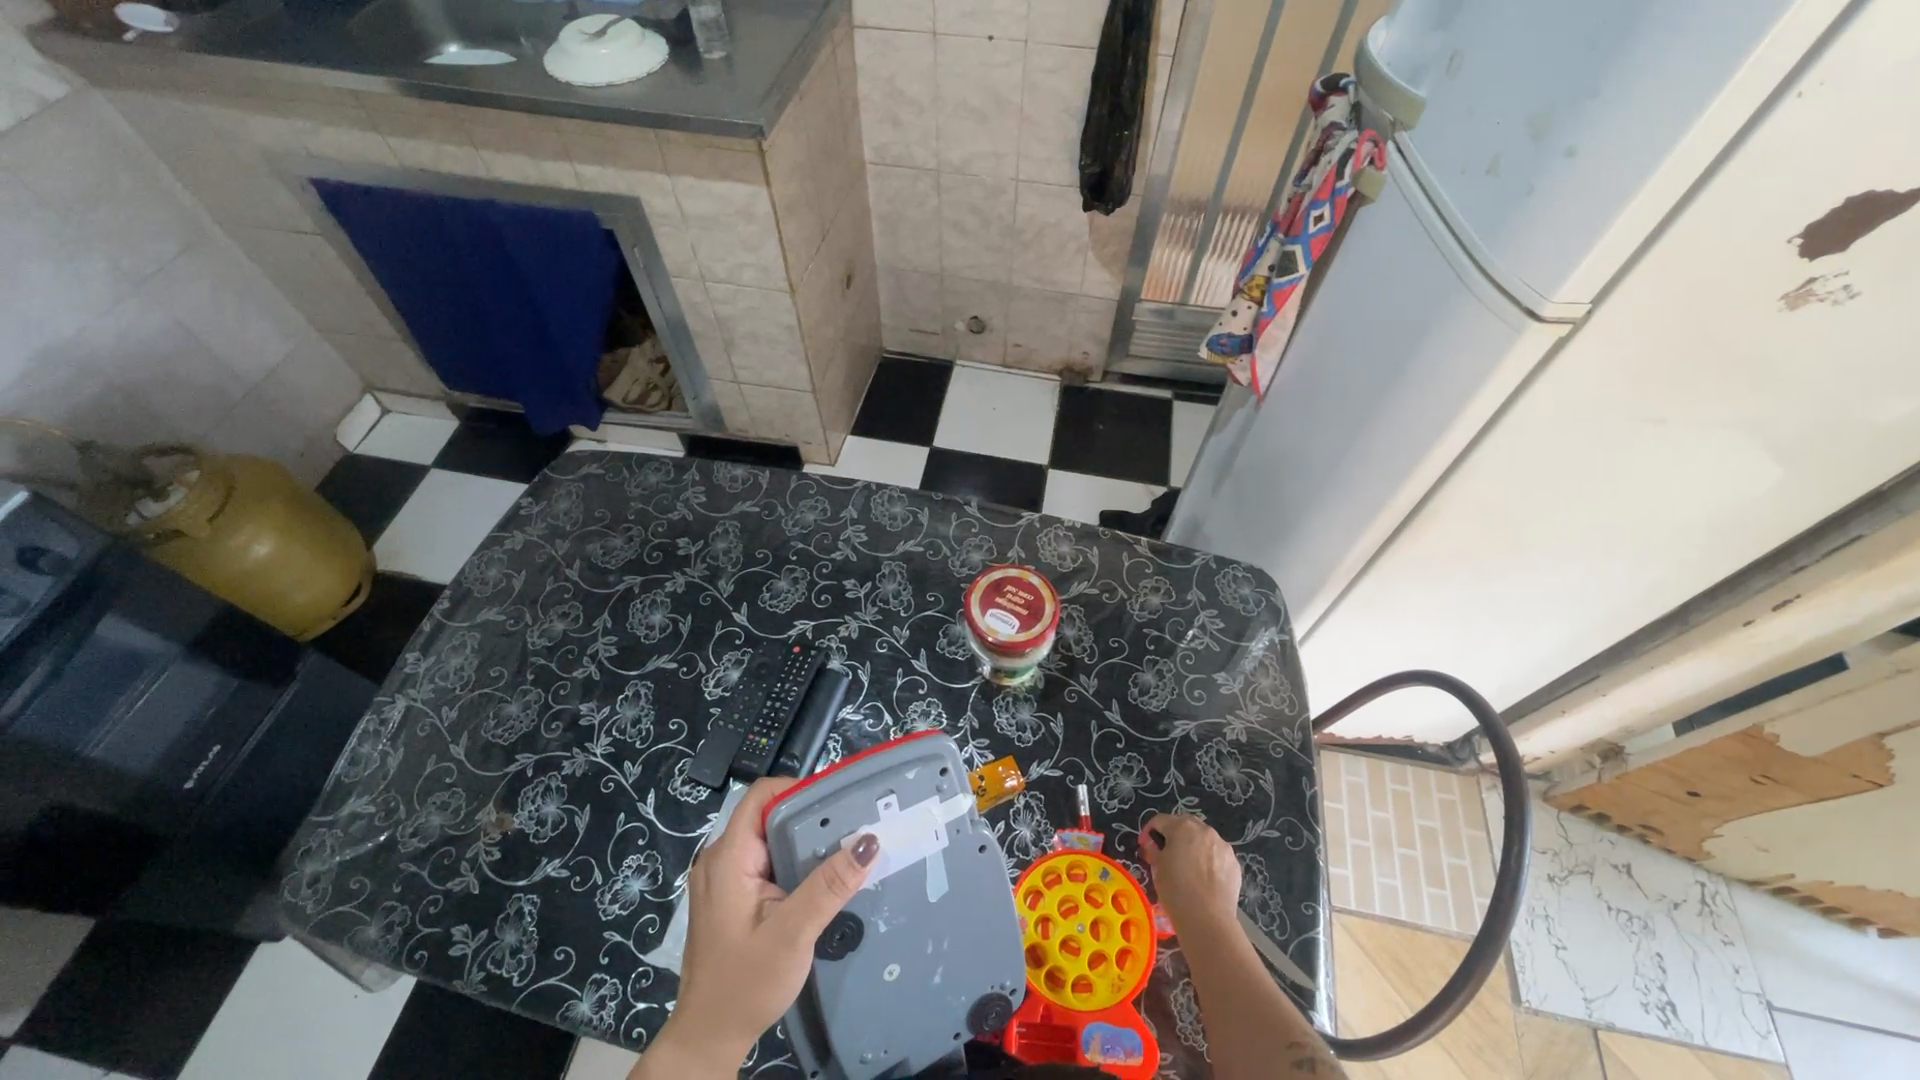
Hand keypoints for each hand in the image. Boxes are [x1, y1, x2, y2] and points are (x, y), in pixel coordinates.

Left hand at [650, 778, 879, 1073]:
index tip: (840, 801)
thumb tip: (868, 841)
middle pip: (768, 815)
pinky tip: (823, 878)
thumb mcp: (792, 934)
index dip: (800, 788)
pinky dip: (795, 864)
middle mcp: (721, 859)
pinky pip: (767, 863)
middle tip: (854, 825)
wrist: (710, 1036)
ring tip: (846, 848)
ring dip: (806, 842)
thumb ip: (828, 886)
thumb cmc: (745, 984)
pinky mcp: (733, 897)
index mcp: (728, 858)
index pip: (762, 796)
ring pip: (770, 840)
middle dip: (811, 816)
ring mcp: (725, 879)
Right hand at [1139, 813, 1241, 930]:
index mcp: (1182, 827)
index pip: (1160, 820)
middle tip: (1166, 852)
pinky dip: (1208, 860)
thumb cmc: (1176, 890)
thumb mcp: (1157, 868)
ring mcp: (1223, 846)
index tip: (1144, 846)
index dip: (1149, 832)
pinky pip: (1217, 855)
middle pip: (1185, 825)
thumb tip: (1153, 845)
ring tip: (1187, 866)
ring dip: (1193, 846)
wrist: (1208, 919)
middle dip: (1173, 835)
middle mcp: (1205, 830)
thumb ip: (1154, 850)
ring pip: (1204, 839)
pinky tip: (1204, 878)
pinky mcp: (1234, 863)